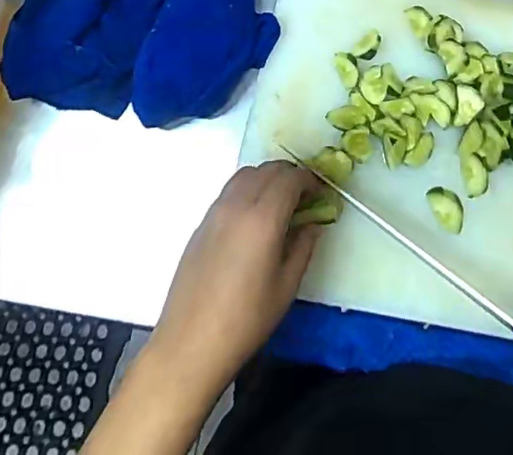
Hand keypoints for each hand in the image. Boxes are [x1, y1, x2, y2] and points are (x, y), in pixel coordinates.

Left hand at [143, 161, 325, 397]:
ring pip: (245, 175)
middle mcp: (237, 204)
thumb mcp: (286, 286)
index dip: (309, 180)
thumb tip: (313, 223)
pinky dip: (248, 189)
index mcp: (262, 218)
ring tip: (280, 203)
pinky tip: (254, 217)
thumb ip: (303, 246)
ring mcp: (215, 211)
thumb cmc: (246, 320)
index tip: (321, 193)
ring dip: (267, 178)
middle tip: (305, 197)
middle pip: (267, 170)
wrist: (191, 341)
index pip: (289, 179)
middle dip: (290, 175)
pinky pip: (229, 191)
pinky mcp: (202, 222)